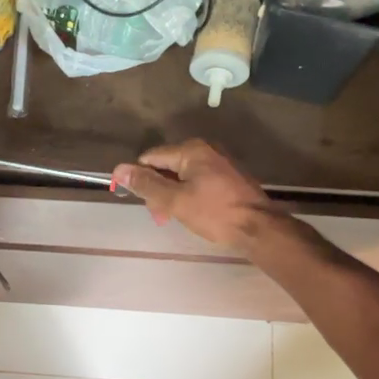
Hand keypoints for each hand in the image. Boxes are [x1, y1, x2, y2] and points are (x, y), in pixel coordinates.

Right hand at [112, 140, 276, 249]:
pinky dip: (189, 195)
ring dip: (172, 195)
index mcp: (191, 150)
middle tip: (161, 217)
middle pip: (167, 165)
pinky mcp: (228, 177)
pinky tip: (193, 213)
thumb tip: (119, 169)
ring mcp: (219, 162)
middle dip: (158, 190)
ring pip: (182, 176)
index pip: (151, 157)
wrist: (259, 228)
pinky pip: (198, 181)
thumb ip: (147, 184)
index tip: (141, 202)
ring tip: (175, 218)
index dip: (139, 178)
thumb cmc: (215, 213)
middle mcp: (205, 150)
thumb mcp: (175, 200)